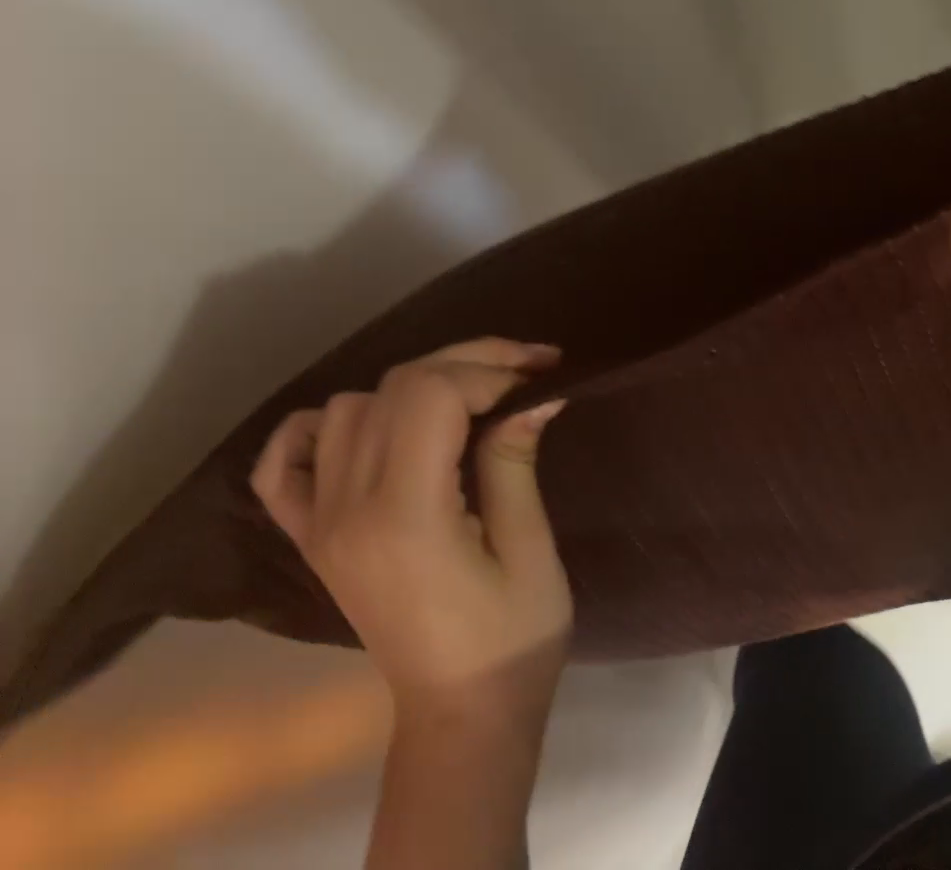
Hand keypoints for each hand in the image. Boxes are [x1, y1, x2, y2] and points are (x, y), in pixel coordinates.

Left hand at [251, 338, 573, 718]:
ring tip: (474, 402)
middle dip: (466, 364)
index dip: (491, 370)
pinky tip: (371, 428)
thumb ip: (515, 465)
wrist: (461, 706)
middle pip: (390, 390)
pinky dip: (320, 428)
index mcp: (406, 514)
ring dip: (413, 390)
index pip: (428, 396)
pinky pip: (284, 463)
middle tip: (530, 370)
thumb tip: (536, 396)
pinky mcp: (312, 538)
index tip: (545, 376)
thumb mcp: (531, 549)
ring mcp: (318, 523)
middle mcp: (346, 509)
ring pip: (346, 410)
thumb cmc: (515, 635)